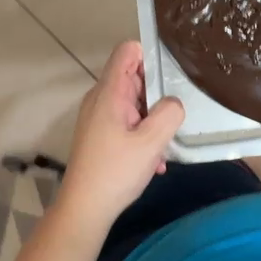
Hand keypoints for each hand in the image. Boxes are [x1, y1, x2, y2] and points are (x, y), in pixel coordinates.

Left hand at [58, 42, 184, 226]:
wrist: (84, 209)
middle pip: (134, 77)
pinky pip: (128, 122)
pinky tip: (154, 161)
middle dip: (158, 92)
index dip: (150, 54)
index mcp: (110, 92)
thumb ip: (168, 114)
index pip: (128, 51)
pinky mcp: (101, 135)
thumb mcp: (151, 143)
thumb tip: (174, 102)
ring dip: (153, 119)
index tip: (173, 72)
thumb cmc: (116, 172)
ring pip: (134, 103)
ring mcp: (99, 117)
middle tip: (176, 113)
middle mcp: (101, 99)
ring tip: (165, 143)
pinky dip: (143, 135)